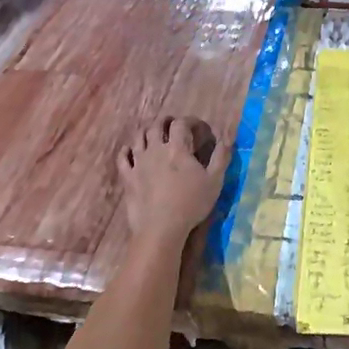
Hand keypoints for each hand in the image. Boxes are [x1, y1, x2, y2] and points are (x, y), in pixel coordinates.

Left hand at [117, 115, 231, 243]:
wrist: (161, 227)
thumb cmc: (191, 204)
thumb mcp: (215, 181)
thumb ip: (221, 157)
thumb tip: (226, 138)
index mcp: (177, 148)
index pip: (181, 124)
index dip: (189, 121)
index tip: (197, 127)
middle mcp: (155, 149)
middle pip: (156, 126)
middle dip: (166, 121)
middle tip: (173, 125)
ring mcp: (138, 162)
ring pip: (138, 137)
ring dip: (147, 131)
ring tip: (153, 134)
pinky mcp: (127, 177)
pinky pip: (122, 158)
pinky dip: (127, 150)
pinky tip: (130, 151)